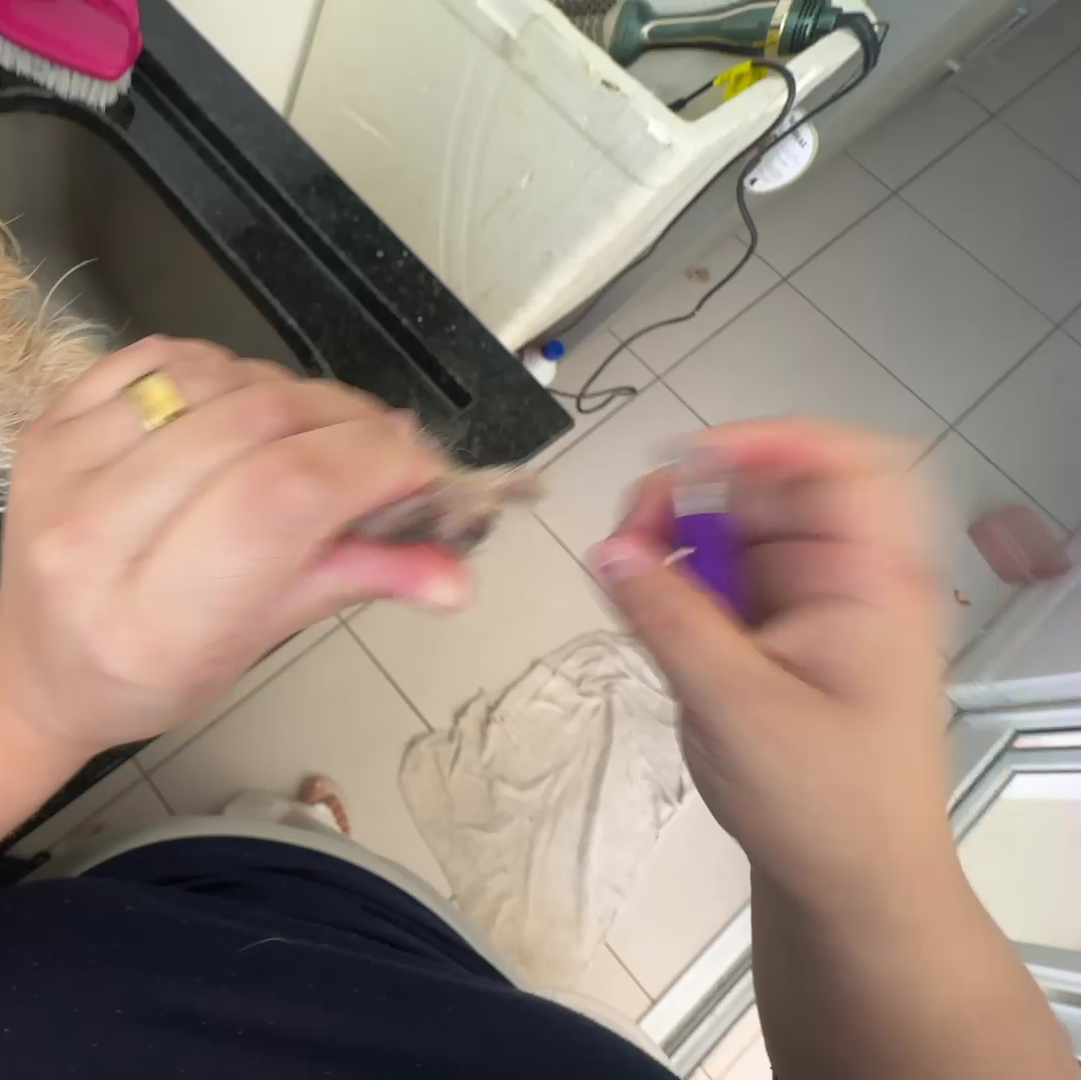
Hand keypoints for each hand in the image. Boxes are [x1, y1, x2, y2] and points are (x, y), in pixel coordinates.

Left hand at [0, 336, 472, 752]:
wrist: (38, 663)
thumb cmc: (145, 678)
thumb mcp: (248, 649)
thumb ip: (346, 586)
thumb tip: (455, 573)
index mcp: (149, 621)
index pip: (277, 498)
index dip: (368, 464)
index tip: (420, 470)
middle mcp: (90, 537)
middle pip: (250, 425)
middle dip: (343, 423)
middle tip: (379, 449)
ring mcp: (56, 468)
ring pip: (209, 378)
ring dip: (286, 393)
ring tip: (307, 435)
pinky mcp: (43, 426)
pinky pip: (157, 357)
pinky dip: (220, 370)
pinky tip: (234, 410)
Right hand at [587, 419, 951, 910]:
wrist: (837, 872)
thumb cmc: (821, 796)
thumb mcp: (738, 702)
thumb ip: (668, 618)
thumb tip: (606, 550)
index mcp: (867, 583)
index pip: (845, 468)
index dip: (770, 442)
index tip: (684, 458)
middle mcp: (831, 578)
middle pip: (761, 493)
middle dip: (687, 497)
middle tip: (626, 536)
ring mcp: (787, 603)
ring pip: (719, 531)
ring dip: (662, 537)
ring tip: (619, 573)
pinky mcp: (749, 630)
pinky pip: (696, 575)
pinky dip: (656, 574)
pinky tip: (631, 598)